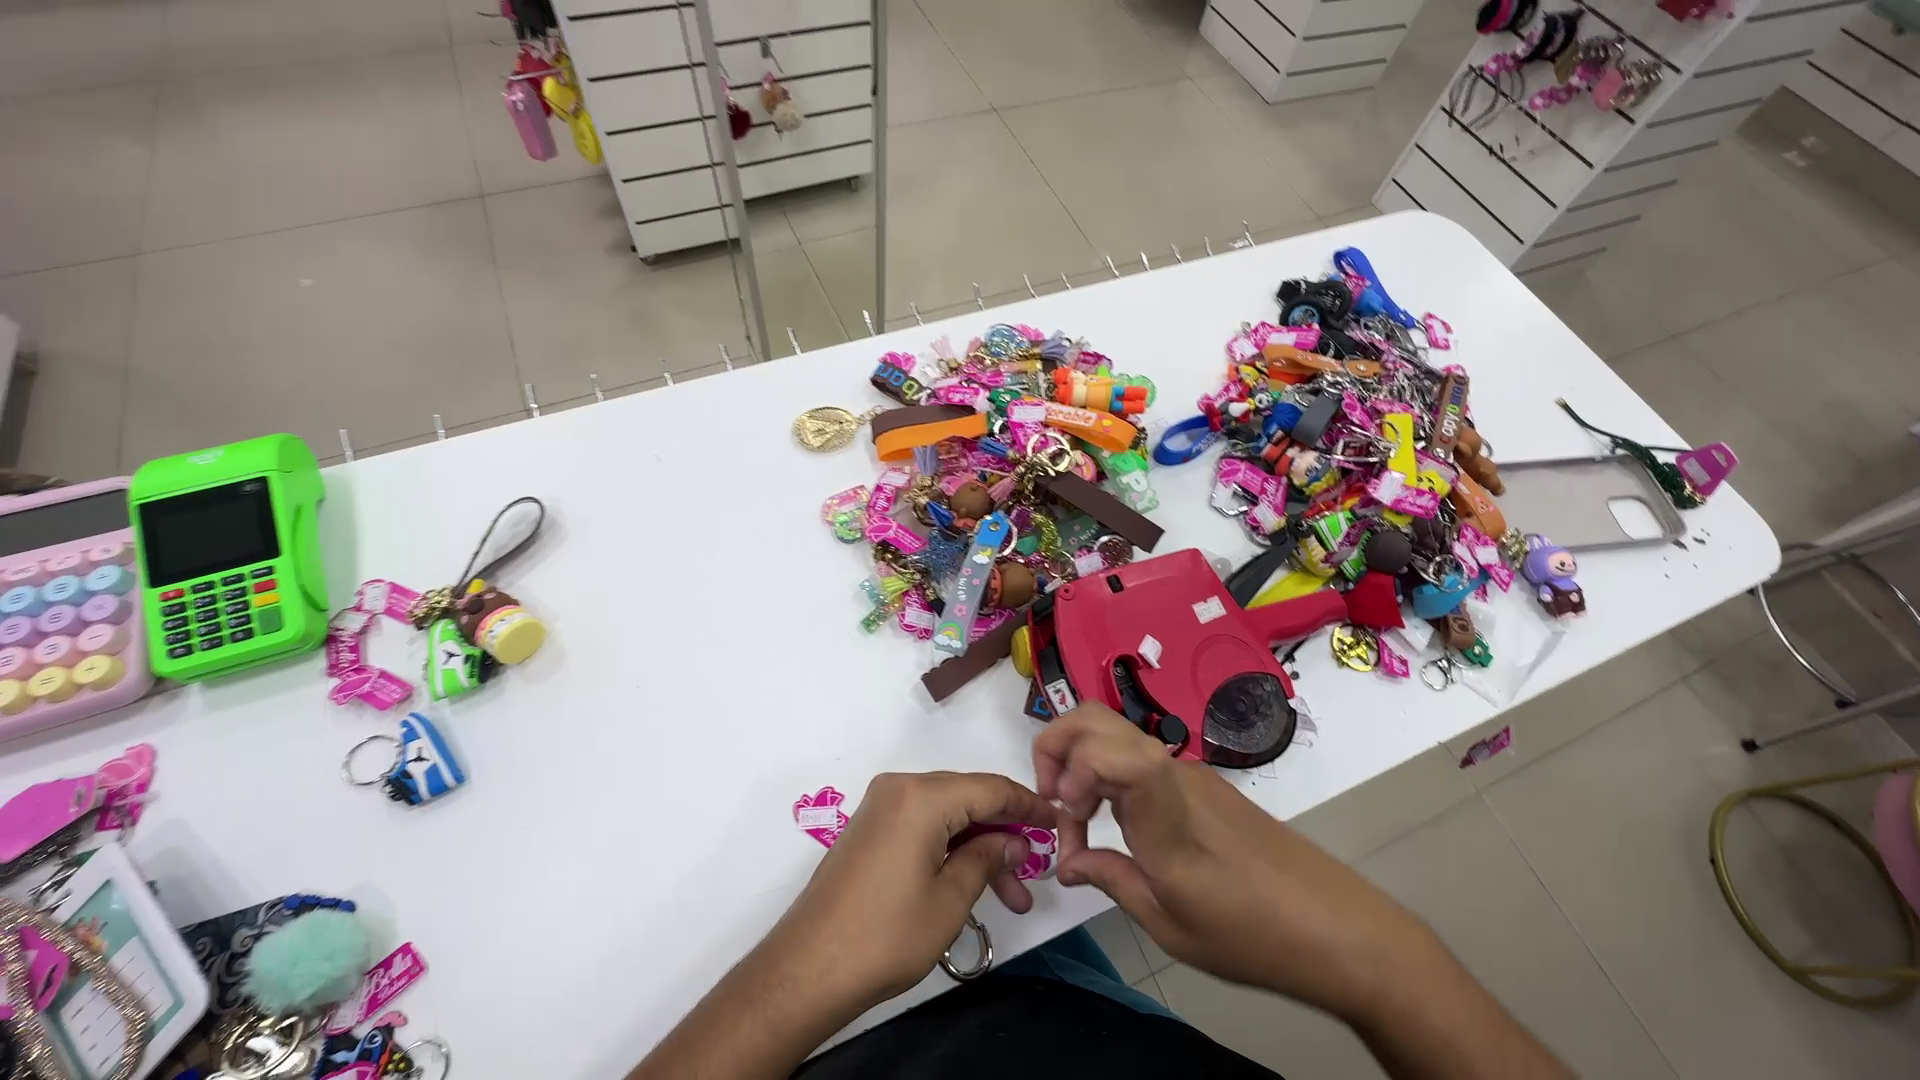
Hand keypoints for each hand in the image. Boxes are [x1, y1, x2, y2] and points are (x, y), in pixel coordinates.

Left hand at [763, 772, 1055, 1009]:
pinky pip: (923, 826)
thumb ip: (987, 859)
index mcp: (921, 796)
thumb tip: (1015, 842)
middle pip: (968, 798)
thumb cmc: (886, 934)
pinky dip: (951, 848)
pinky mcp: (870, 830)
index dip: (1029, 805)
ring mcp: (880, 808)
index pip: (990, 788)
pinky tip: (972, 881)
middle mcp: (899, 789)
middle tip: (1036, 872)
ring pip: (947, 816)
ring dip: (980, 849)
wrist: (807, 969)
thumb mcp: (950, 899)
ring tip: (1011, 897)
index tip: (1060, 823)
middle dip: (1005, 834)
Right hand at [1033, 703, 1446, 1022]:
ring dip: (1082, 767)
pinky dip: (1109, 777)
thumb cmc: (1251, 936)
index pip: (1110, 747)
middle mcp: (1175, 776)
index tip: (1061, 813)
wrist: (1340, 930)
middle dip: (1056, 746)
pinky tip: (1114, 827)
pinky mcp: (1205, 787)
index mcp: (1165, 813)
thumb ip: (1110, 879)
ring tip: (1079, 829)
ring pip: (1117, 738)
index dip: (1071, 765)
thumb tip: (1068, 862)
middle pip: (1099, 719)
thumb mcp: (1168, 923)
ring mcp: (1191, 776)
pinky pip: (1141, 761)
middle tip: (1052, 803)